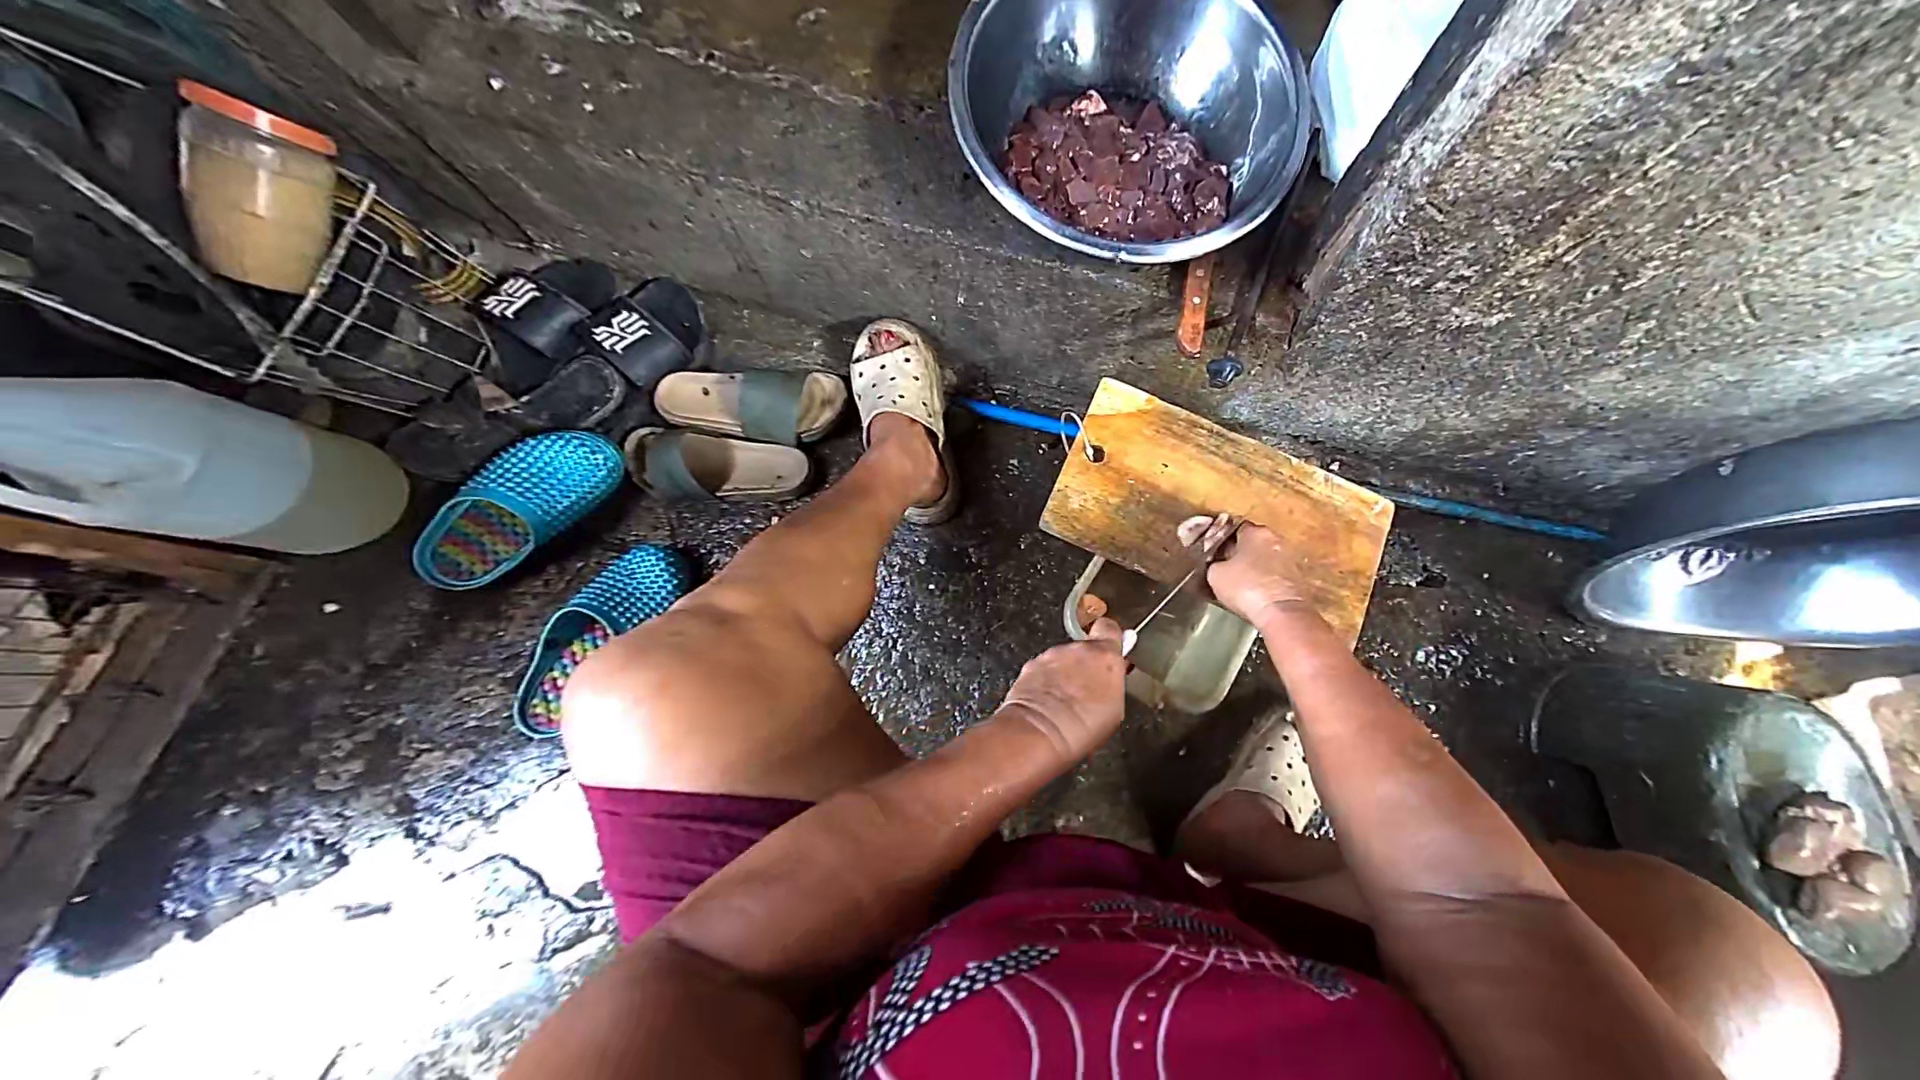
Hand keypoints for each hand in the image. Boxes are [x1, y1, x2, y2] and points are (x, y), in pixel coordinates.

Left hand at [996, 618, 1127, 760]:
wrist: (1040, 733)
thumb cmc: (1083, 727)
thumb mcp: (1115, 709)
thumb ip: (1114, 681)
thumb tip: (1115, 671)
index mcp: (1105, 656)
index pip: (1110, 628)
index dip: (1110, 637)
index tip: (1112, 649)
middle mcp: (1078, 650)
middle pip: (1084, 649)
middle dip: (1085, 665)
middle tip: (1087, 689)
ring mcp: (1052, 655)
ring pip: (1062, 660)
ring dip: (1064, 674)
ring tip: (1066, 702)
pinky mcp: (1031, 665)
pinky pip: (1042, 670)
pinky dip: (1045, 682)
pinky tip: (1048, 703)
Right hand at [1206, 524, 1318, 628]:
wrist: (1281, 613)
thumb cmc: (1245, 586)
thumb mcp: (1215, 573)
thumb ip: (1215, 562)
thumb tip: (1218, 564)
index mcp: (1256, 532)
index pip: (1235, 528)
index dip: (1221, 539)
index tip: (1212, 552)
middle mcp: (1276, 539)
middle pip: (1252, 542)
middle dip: (1239, 553)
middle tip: (1223, 567)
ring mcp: (1290, 559)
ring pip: (1265, 559)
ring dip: (1253, 567)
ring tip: (1237, 583)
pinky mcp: (1298, 579)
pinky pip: (1274, 575)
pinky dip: (1264, 581)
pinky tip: (1253, 593)